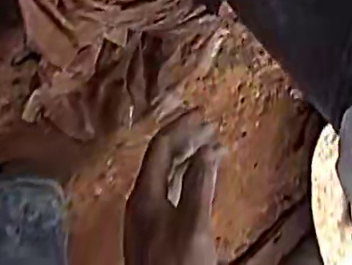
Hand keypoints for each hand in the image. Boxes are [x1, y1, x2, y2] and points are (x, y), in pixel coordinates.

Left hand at [124, 111, 219, 264]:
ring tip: (210, 148)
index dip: (182, 126)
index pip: (160, 146)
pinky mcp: (155, 237)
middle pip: (160, 159)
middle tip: (210, 127)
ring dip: (188, 158)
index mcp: (143, 195)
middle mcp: (140, 204)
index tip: (204, 113)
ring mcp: (145, 222)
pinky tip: (201, 183)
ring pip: (165, 176)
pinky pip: (169, 193)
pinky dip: (186, 179)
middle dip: (186, 139)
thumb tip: (208, 147)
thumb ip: (199, 183)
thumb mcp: (193, 224)